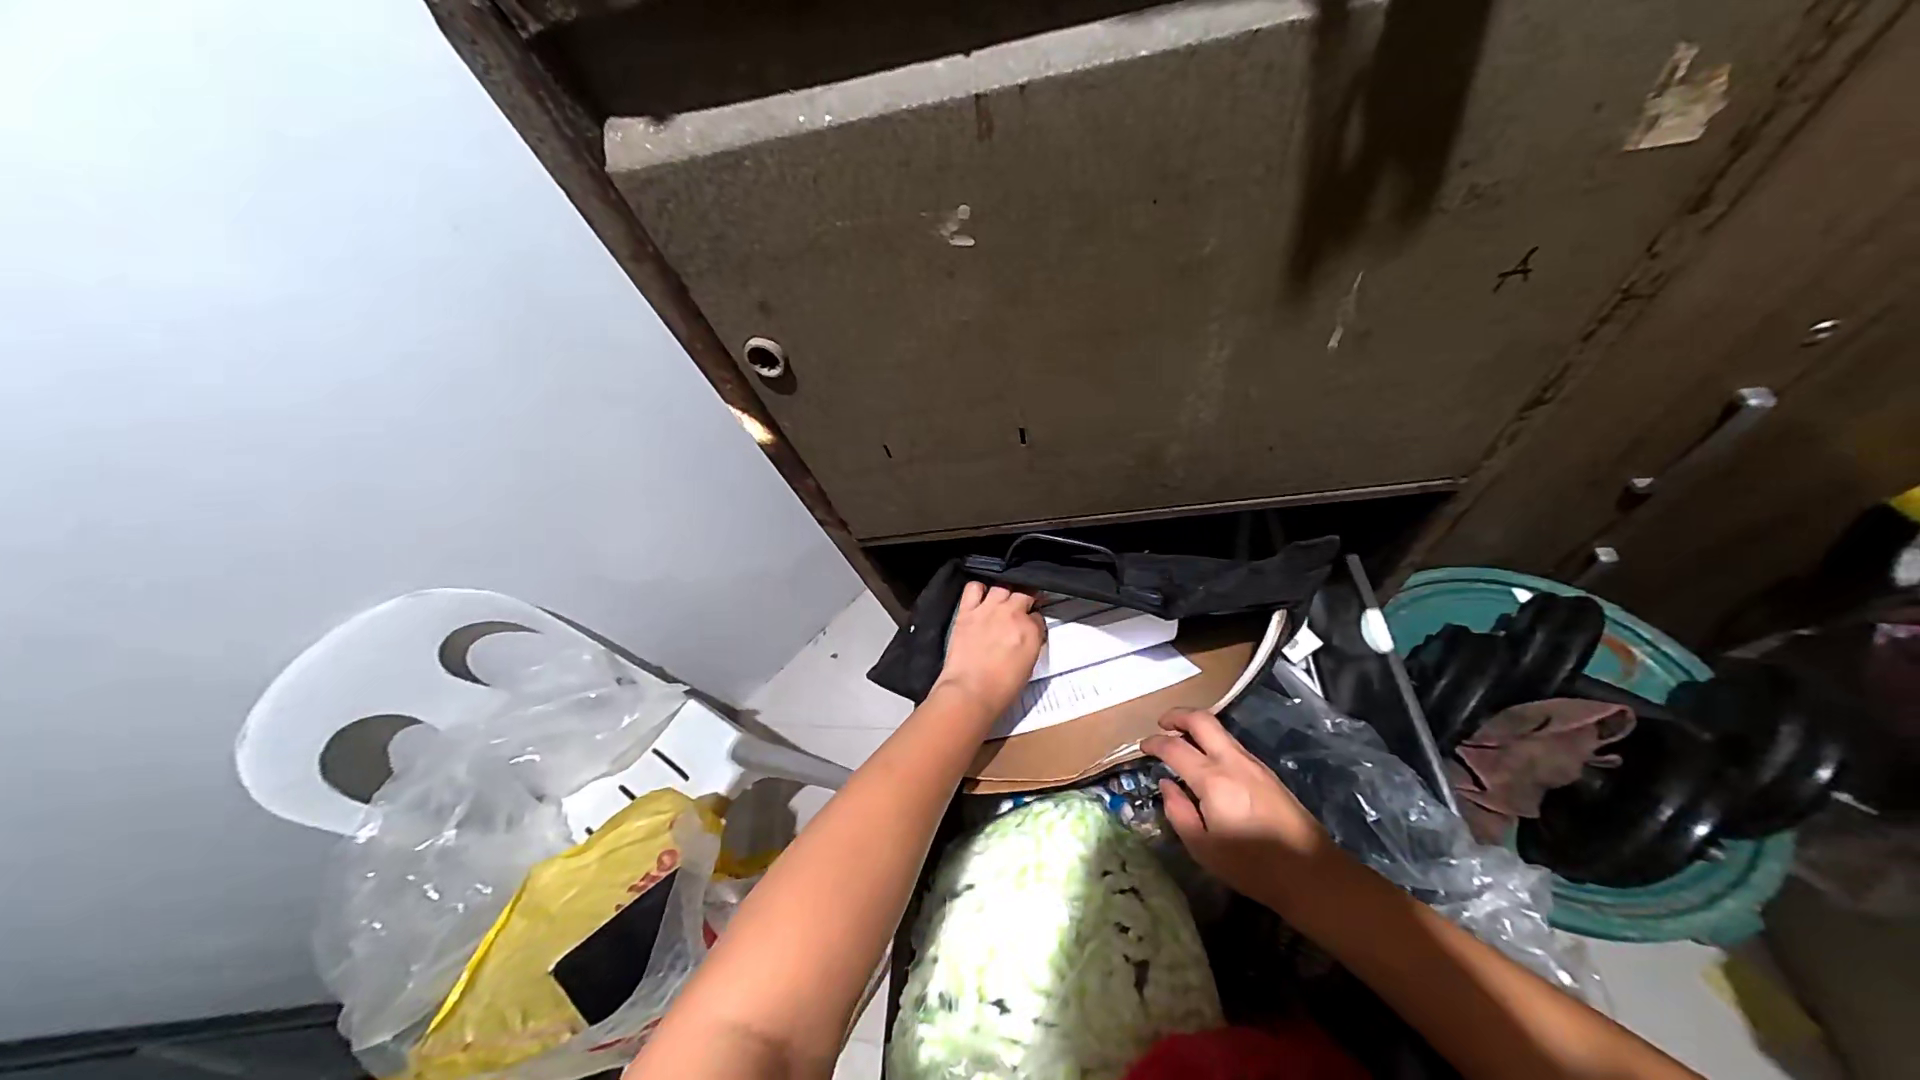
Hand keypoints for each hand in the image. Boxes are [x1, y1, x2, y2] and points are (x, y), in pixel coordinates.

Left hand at [930, 582, 1045, 717]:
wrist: (970, 691)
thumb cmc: (1001, 688)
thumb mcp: (1029, 666)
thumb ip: (1031, 643)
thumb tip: (1029, 635)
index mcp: (1031, 630)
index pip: (1038, 616)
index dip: (1034, 621)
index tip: (1029, 626)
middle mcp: (1012, 614)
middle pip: (1023, 595)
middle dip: (1024, 601)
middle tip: (1019, 611)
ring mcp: (988, 610)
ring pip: (1002, 587)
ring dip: (1004, 594)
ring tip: (1000, 604)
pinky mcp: (967, 612)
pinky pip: (974, 588)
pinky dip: (978, 589)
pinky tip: (980, 599)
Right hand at [1141, 709, 1337, 911]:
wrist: (1311, 873)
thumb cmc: (1251, 866)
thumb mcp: (1202, 847)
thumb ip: (1178, 811)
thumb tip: (1166, 785)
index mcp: (1213, 779)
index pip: (1175, 747)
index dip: (1154, 743)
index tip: (1142, 747)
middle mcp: (1233, 762)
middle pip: (1202, 720)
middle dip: (1177, 715)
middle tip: (1161, 724)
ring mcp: (1253, 764)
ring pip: (1220, 730)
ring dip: (1196, 727)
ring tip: (1181, 741)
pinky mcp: (1267, 773)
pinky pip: (1232, 744)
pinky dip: (1212, 742)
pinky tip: (1206, 762)